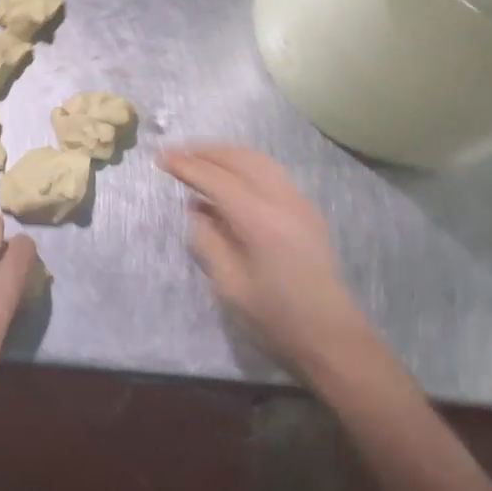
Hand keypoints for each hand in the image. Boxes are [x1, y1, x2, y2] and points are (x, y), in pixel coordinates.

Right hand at [161, 147, 370, 374]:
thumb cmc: (276, 320)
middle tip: (175, 152)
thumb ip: (207, 242)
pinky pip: (271, 172)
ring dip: (225, 154)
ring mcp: (299, 202)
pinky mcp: (306, 211)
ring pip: (258, 160)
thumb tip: (197, 211)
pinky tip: (229, 178)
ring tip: (198, 157)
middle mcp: (282, 200)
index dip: (186, 166)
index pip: (216, 179)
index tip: (160, 157)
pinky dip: (244, 165)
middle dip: (205, 151)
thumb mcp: (229, 286)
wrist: (332, 339)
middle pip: (239, 158)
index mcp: (260, 219)